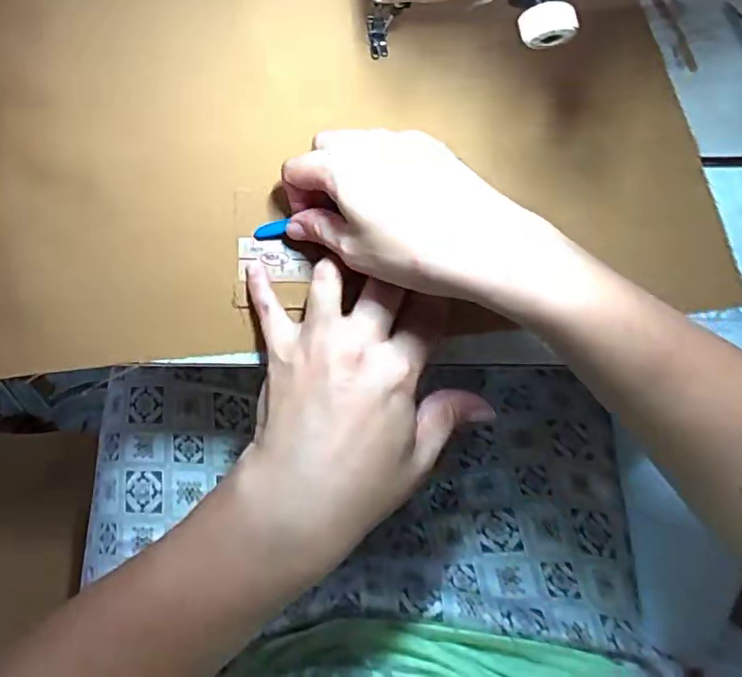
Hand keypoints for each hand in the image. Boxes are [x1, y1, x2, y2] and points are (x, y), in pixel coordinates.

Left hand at [230, 259, 493, 570]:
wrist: (295, 497)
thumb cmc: (362, 485)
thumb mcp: (416, 458)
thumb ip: (446, 418)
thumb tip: (486, 405)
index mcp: (397, 370)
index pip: (426, 317)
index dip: (436, 292)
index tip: (439, 274)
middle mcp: (358, 343)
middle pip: (382, 285)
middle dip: (392, 264)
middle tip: (393, 248)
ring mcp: (315, 340)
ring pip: (328, 280)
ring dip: (336, 262)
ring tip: (337, 245)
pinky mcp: (280, 347)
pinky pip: (268, 308)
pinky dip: (260, 285)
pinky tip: (255, 264)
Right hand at [279, 129, 576, 311]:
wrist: (484, 242)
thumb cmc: (416, 252)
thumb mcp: (355, 251)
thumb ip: (319, 230)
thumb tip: (299, 223)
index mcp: (339, 167)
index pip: (295, 168)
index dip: (295, 197)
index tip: (311, 221)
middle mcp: (365, 143)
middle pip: (323, 146)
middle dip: (319, 175)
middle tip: (333, 211)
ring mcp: (399, 139)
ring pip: (357, 142)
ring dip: (349, 167)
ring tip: (367, 206)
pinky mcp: (428, 144)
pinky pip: (390, 146)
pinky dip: (381, 164)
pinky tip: (400, 198)